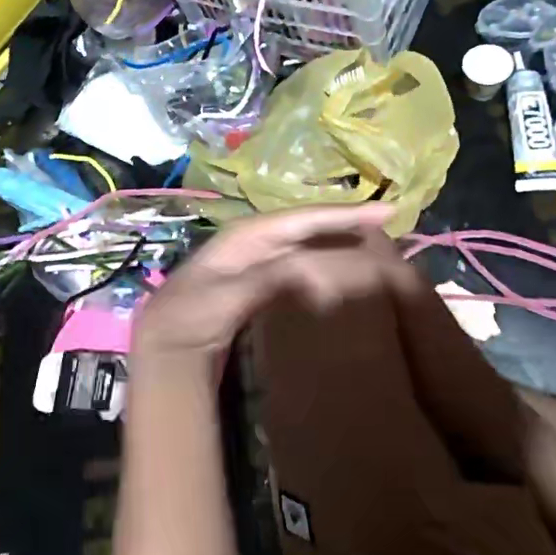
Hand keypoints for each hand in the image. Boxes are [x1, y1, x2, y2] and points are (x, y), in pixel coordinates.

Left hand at [132, 204, 397, 367]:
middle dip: (349, 226)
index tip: (386, 211)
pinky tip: (346, 274)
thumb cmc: (192, 312)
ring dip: (341, 244)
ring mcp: (262, 262)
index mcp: (251, 233)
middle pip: (313, 227)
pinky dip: (328, 267)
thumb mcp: (229, 294)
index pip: (307, 217)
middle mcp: (260, 240)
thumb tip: (320, 270)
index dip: (346, 215)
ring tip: (377, 245)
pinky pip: (305, 267)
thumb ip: (273, 278)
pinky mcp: (265, 285)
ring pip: (311, 245)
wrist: (165, 343)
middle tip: (390, 226)